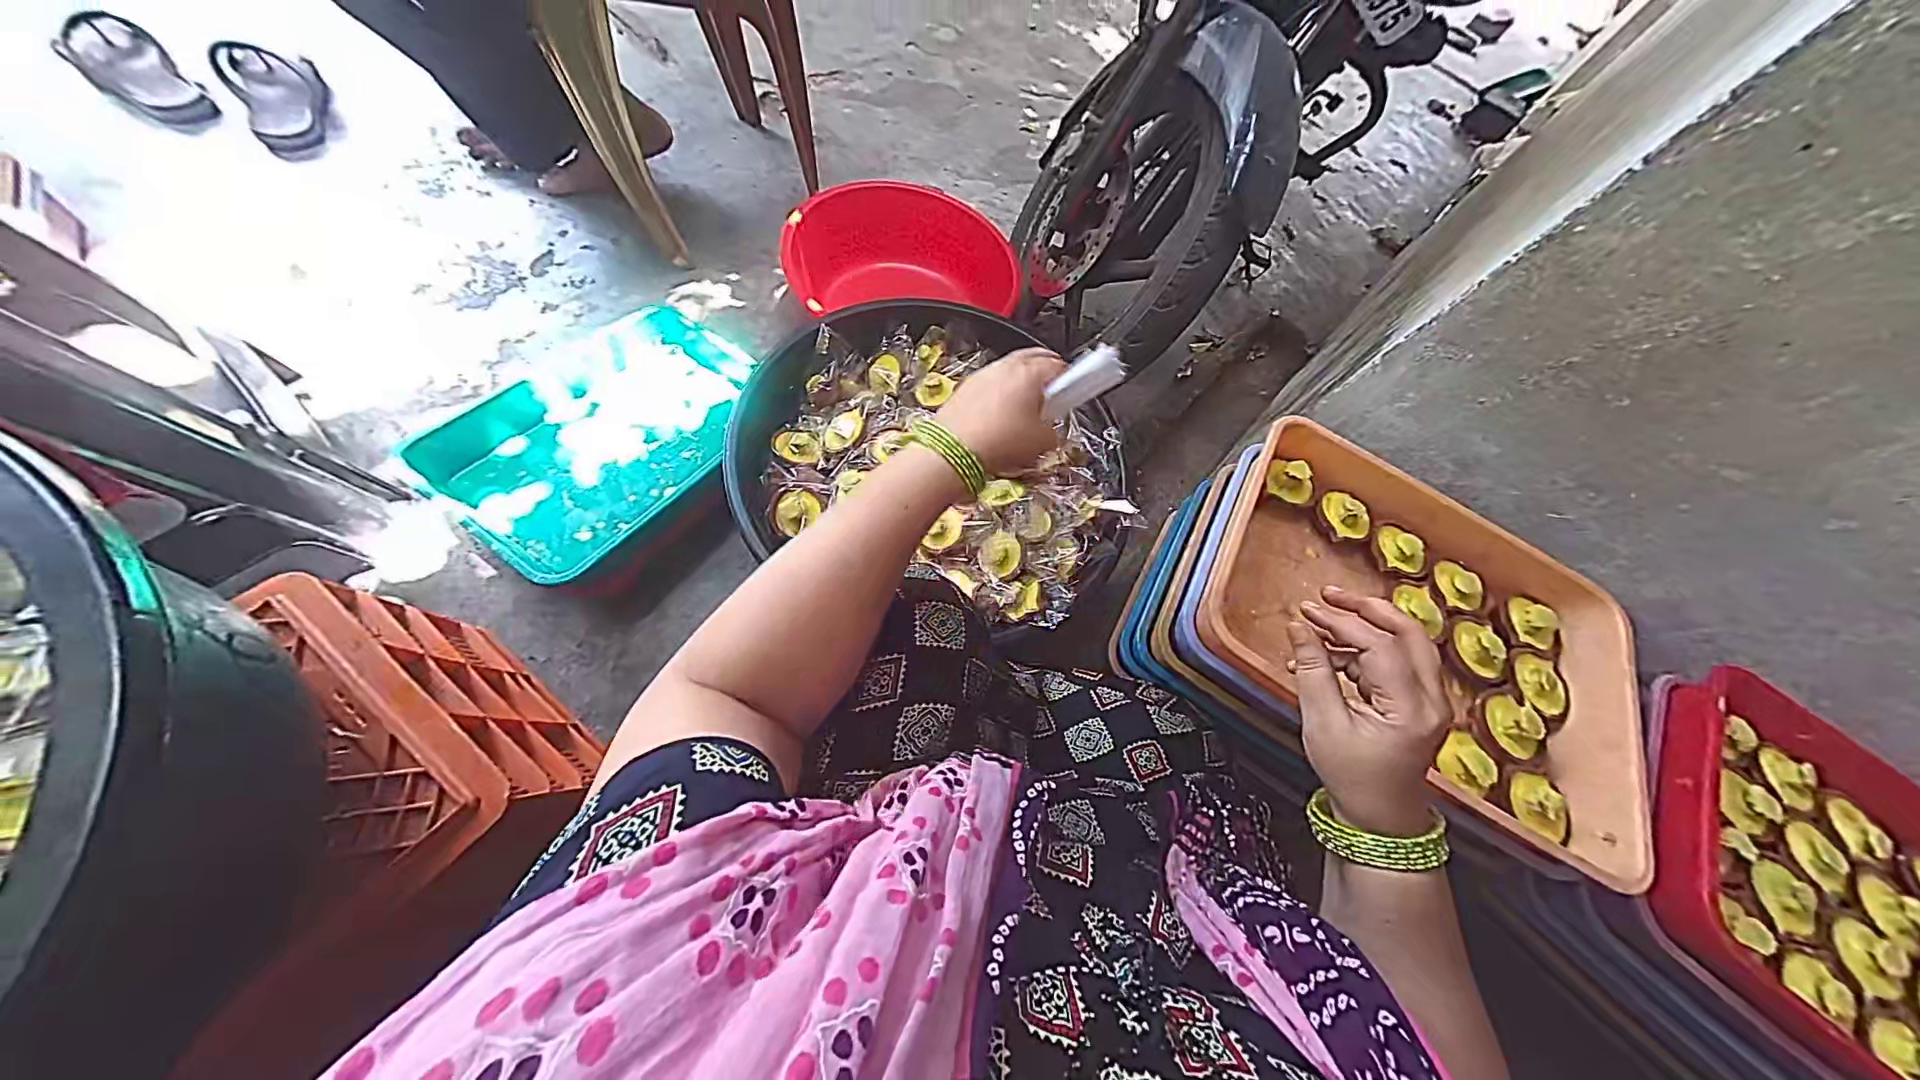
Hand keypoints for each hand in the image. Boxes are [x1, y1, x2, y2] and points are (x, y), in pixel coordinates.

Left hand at [935, 348, 1065, 475]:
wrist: (952, 453)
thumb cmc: (996, 443)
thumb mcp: (1042, 442)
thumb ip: (1054, 430)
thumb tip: (1052, 432)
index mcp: (1031, 371)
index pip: (1061, 365)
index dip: (1071, 382)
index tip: (1071, 395)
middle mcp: (1005, 366)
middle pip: (1034, 361)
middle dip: (1045, 378)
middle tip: (1050, 401)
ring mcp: (982, 375)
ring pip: (1009, 373)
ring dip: (1019, 387)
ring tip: (1022, 416)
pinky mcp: (964, 389)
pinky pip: (988, 387)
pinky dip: (997, 398)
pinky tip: (998, 422)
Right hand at [1289, 585, 1452, 837]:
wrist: (1381, 815)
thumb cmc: (1351, 775)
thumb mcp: (1322, 724)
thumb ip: (1312, 671)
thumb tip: (1298, 628)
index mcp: (1411, 708)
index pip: (1379, 646)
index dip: (1340, 623)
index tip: (1305, 611)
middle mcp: (1433, 699)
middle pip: (1409, 632)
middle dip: (1366, 608)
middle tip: (1329, 596)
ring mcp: (1432, 699)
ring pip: (1407, 642)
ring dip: (1367, 625)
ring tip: (1323, 622)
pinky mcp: (1421, 701)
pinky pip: (1397, 660)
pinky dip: (1365, 649)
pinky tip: (1330, 655)